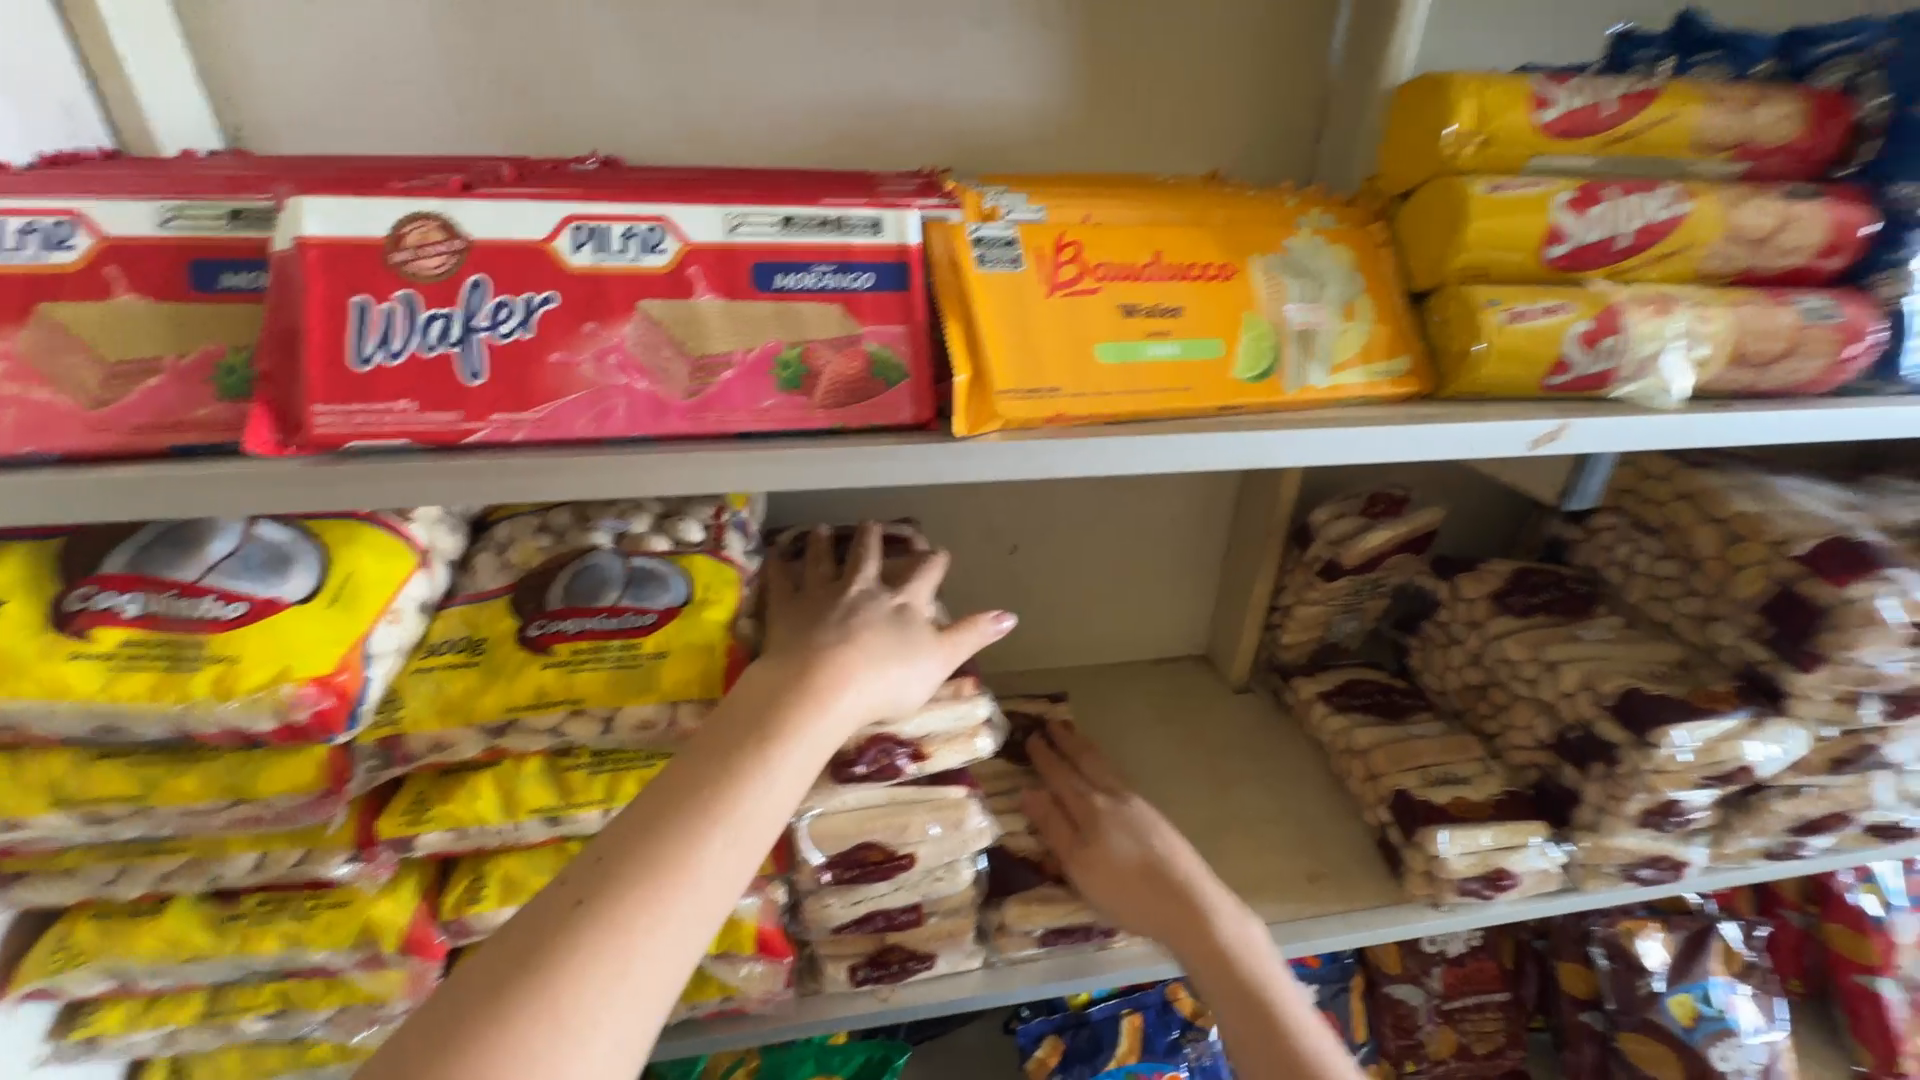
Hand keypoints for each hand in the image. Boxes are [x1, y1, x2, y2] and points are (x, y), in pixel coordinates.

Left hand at [759, 522, 1016, 737]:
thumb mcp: (941, 661)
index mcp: (903, 602)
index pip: (925, 574)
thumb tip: (1010, 615)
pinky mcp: (787, 607)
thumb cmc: (888, 680)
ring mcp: (822, 594)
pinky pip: (781, 580)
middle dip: (873, 539)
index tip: (938, 552)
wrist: (824, 686)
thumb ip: (972, 635)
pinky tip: (775, 552)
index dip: (933, 563)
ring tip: (820, 529)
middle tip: (871, 523)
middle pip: (869, 556)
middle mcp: (864, 588)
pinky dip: (778, 565)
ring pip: (823, 560)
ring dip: (823, 544)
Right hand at [1024, 719, 1253, 952]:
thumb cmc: (1125, 891)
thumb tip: (1026, 790)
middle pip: (1086, 761)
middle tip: (1052, 722)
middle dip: (1067, 742)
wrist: (1190, 903)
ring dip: (1087, 749)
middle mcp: (1113, 797)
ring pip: (1106, 767)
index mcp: (1090, 808)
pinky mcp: (1154, 816)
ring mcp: (1137, 804)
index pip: (1060, 775)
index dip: (1044, 757)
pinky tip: (1107, 773)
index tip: (1031, 736)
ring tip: (1076, 736)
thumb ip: (1053, 827)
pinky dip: (1104, 765)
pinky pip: (1119, 777)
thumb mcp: (1078, 865)